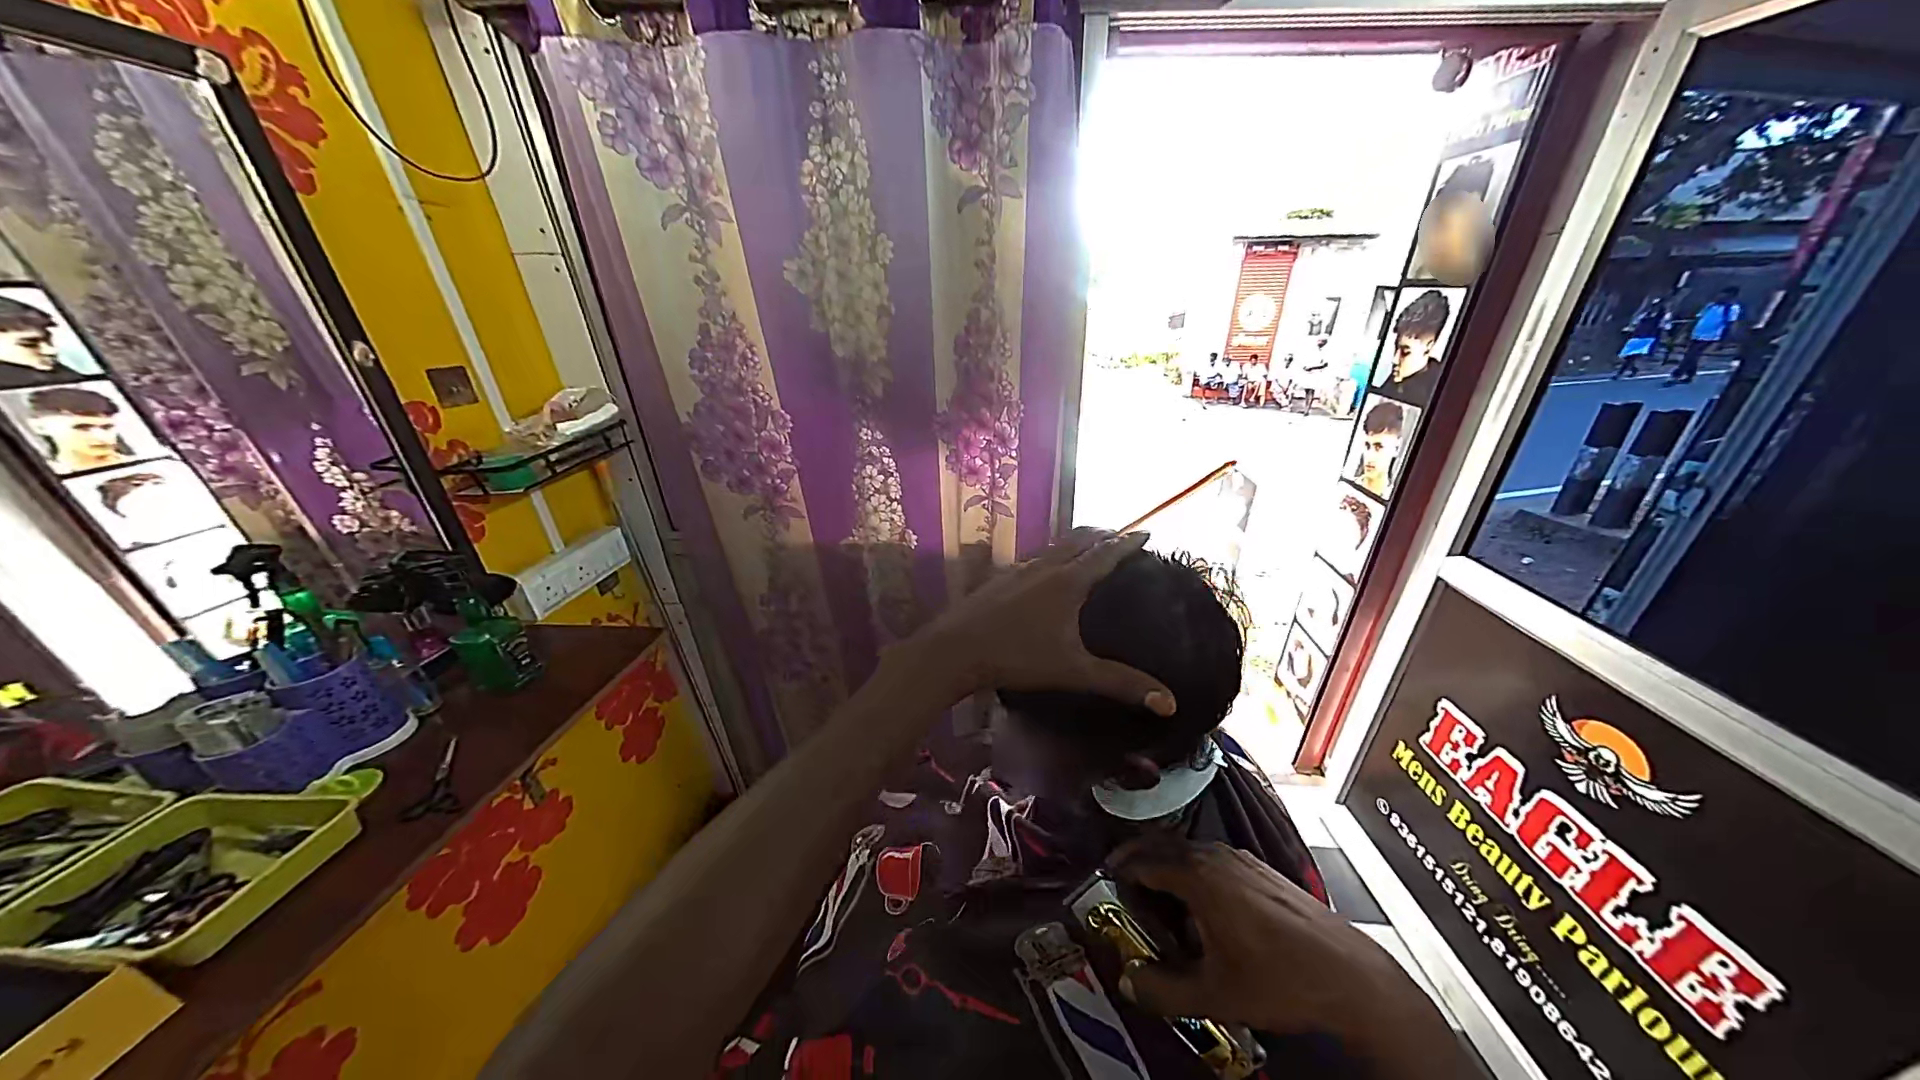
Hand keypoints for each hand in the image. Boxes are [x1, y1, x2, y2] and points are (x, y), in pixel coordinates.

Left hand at [900, 530, 1174, 715]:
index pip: (1106, 554)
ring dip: (1074, 543)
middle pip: (1079, 540)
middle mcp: (1044, 567)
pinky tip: (1041, 572)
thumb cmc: (1018, 658)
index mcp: (1068, 581)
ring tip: (1086, 548)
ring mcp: (1017, 570)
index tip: (1145, 533)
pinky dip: (1049, 556)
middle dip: (1102, 535)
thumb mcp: (1074, 671)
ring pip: (1053, 547)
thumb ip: (1121, 683)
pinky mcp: (997, 579)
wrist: (955, 649)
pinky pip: (1032, 558)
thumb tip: (1169, 702)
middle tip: (1119, 537)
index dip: (1128, 543)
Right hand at [1109, 838, 1442, 1048]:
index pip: (1140, 860)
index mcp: (1197, 874)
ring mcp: (1240, 857)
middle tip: (1121, 890)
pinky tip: (1200, 908)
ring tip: (1157, 903)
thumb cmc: (1281, 981)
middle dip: (1136, 863)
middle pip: (1160, 846)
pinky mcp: (1259, 867)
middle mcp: (1215, 855)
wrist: (1353, 979)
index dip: (1117, 873)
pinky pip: (1210, 858)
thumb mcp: (1214, 995)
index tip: (1104, 890)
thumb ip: (1162, 990)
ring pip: (1187, 851)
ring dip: (1165, 868)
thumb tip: (1128, 983)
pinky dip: (1191, 872)